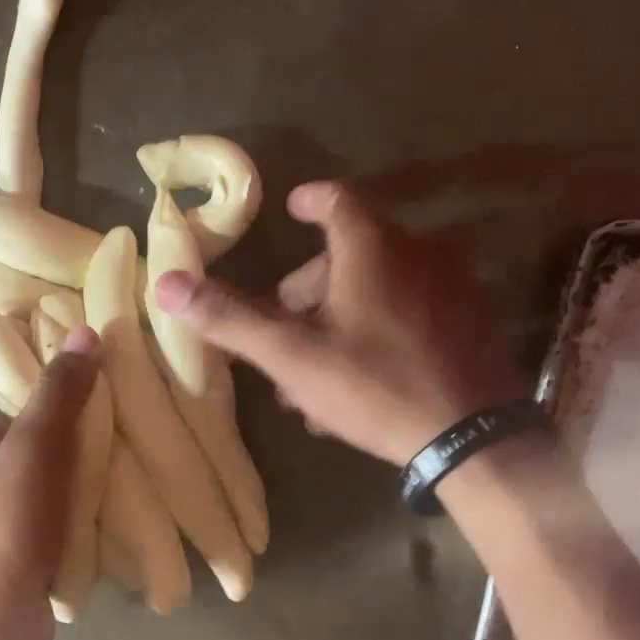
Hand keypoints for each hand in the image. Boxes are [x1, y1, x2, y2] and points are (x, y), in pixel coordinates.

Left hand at [0, 329, 101, 639]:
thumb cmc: (8, 528)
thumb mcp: (38, 450)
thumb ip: (60, 390)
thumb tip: (84, 332)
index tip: (29, 353)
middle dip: (16, 398)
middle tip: (65, 389)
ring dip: (26, 441)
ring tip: (74, 433)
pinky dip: (26, 479)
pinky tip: (64, 488)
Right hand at [156, 181, 521, 464]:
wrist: (473, 438)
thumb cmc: (373, 386)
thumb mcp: (290, 356)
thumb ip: (229, 318)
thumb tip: (166, 284)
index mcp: (373, 250)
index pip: (338, 201)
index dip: (311, 201)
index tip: (292, 206)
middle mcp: (419, 254)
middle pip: (354, 251)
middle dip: (310, 285)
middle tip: (282, 321)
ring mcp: (453, 288)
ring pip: (380, 287)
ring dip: (339, 315)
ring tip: (312, 367)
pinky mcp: (471, 323)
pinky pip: (411, 312)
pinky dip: (376, 330)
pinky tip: (357, 380)